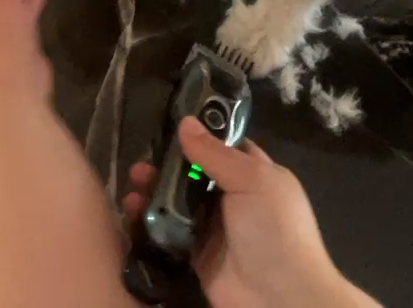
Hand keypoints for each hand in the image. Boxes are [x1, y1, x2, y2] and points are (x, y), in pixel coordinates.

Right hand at [122, 118, 366, 307]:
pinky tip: (133, 210)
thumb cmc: (274, 227)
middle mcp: (234, 197)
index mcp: (254, 174)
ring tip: (133, 184)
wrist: (280, 298)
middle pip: (196, 173)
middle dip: (168, 165)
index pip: (225, 146)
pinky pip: (172, 232)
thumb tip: (186, 122)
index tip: (169, 123)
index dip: (200, 134)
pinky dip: (152, 221)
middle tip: (141, 162)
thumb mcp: (251, 180)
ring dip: (155, 191)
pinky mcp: (199, 254)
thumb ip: (215, 153)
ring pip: (180, 201)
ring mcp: (215, 227)